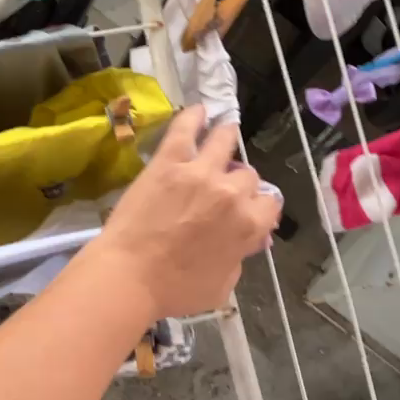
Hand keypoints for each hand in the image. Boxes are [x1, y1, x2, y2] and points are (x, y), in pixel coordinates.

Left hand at [91, 106, 281, 319]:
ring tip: (224, 132)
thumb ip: (240, 259)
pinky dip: (195, 116)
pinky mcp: (169, 161)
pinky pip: (185, 129)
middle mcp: (231, 193)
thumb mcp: (221, 287)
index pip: (269, 203)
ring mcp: (200, 172)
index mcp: (248, 225)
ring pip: (224, 141)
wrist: (130, 277)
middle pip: (247, 175)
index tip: (249, 210)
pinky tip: (200, 109)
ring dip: (227, 137)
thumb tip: (249, 243)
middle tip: (224, 187)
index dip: (260, 207)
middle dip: (240, 181)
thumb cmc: (175, 290)